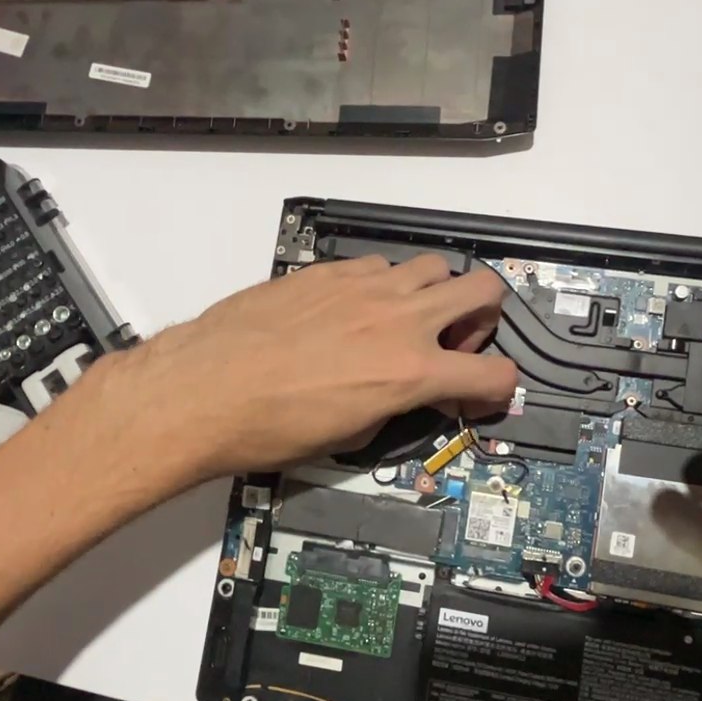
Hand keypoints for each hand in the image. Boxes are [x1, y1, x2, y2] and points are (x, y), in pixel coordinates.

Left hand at [74, 254, 516, 487]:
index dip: (498, 390)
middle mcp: (399, 320)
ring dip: (435, 294)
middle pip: (486, 290)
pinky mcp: (329, 272)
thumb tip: (410, 392)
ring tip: (405, 321)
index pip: (494, 374)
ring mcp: (365, 287)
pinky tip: (354, 311)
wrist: (203, 390)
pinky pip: (379, 266)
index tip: (482, 394)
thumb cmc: (268, 426)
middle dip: (484, 318)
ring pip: (434, 267)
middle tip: (455, 342)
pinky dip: (384, 286)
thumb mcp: (351, 435)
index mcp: (410, 372)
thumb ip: (397, 404)